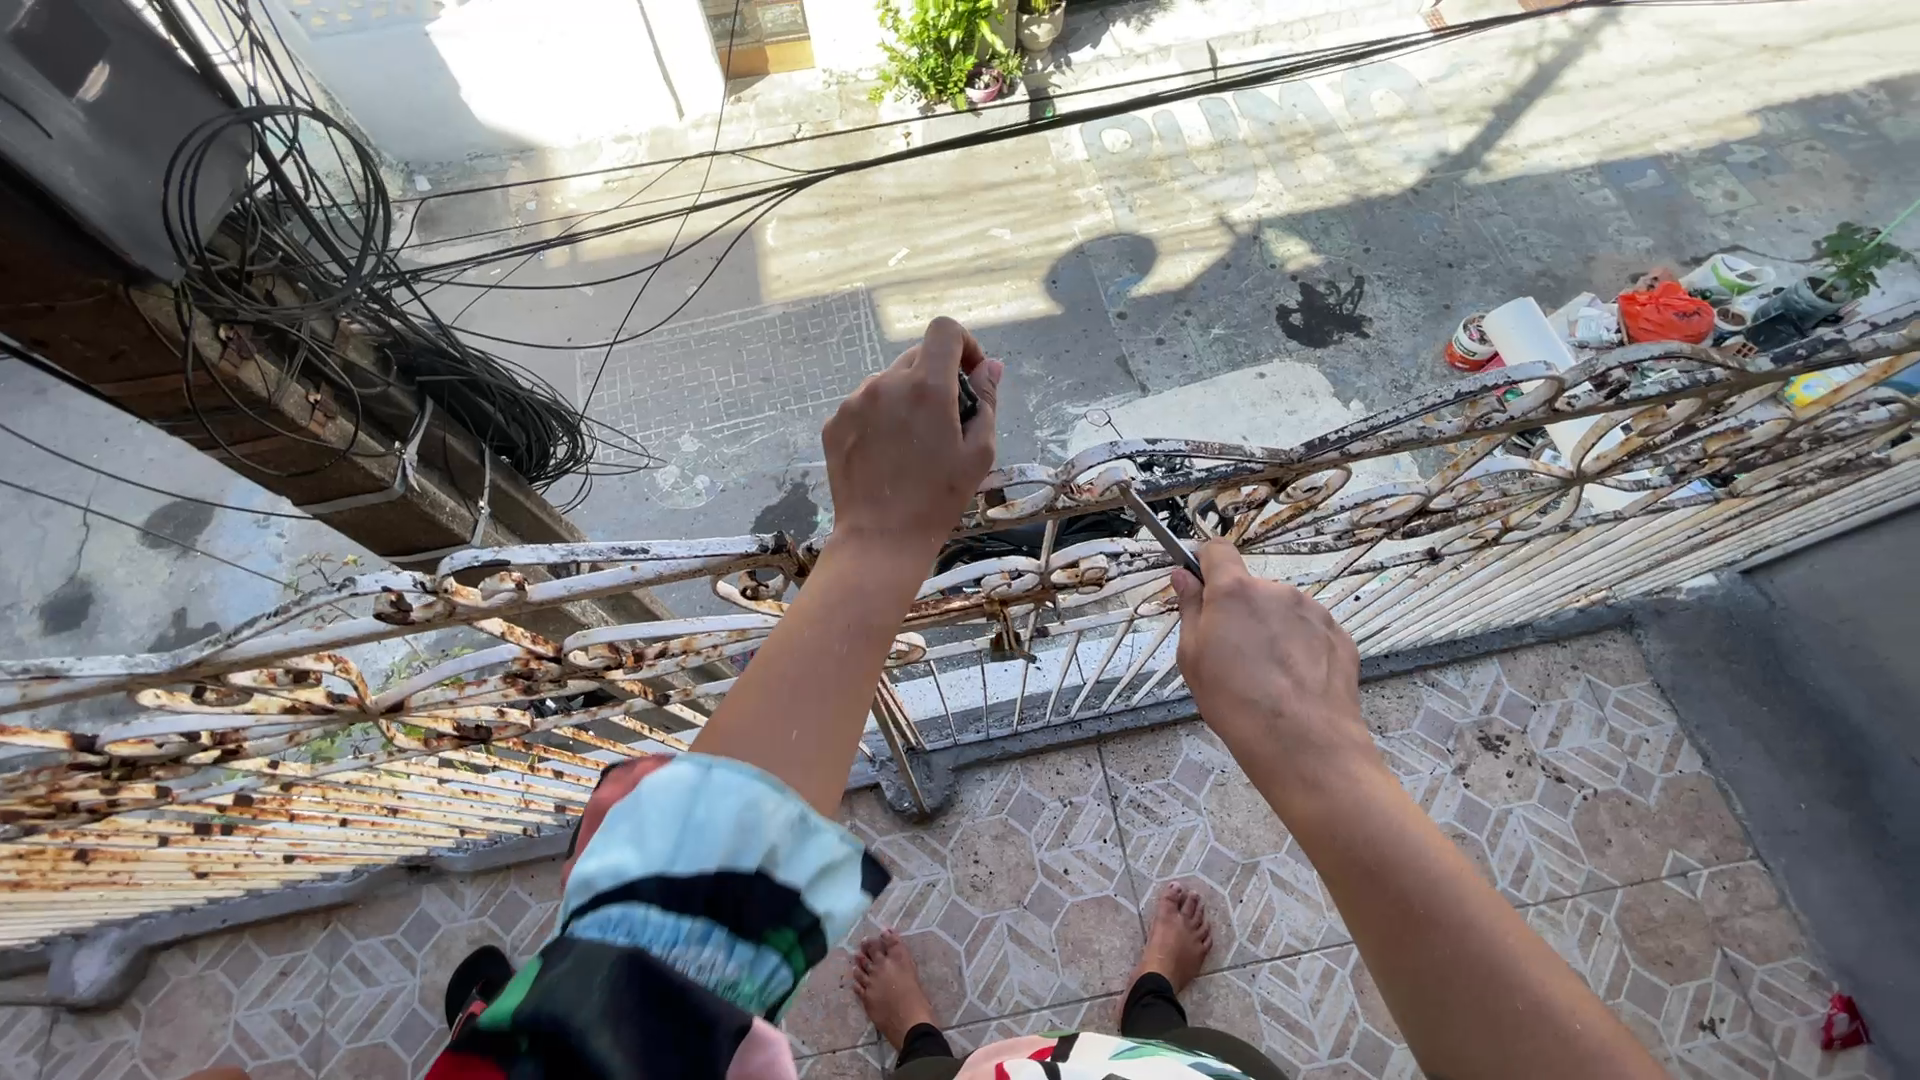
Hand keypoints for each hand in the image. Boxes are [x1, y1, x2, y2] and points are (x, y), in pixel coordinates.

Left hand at [822, 317, 1001, 559]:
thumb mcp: (978, 452)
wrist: (882, 537)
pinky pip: (864, 404)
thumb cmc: (938, 499)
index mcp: (927, 387)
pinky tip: (887, 453)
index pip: (944, 330)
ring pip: (889, 381)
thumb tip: (991, 366)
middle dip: (937, 377)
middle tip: (945, 420)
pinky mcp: (835, 422)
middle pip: (917, 356)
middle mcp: (886, 383)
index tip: (969, 374)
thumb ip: (986, 401)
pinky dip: (880, 417)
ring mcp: (855, 402)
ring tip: (913, 443)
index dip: (963, 344)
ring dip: (906, 398)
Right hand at [1171, 541, 1374, 801]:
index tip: (1201, 587)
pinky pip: (1310, 631)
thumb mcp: (1192, 657)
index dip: (1206, 564)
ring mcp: (1313, 611)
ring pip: (1281, 611)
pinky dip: (1300, 647)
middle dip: (1240, 610)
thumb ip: (1189, 609)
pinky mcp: (1340, 635)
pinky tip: (1295, 682)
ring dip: (1272, 629)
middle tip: (1233, 654)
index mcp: (1235, 592)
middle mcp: (1277, 591)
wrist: (1304, 742)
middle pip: (1250, 588)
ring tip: (1269, 675)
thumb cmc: (1234, 701)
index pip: (1217, 550)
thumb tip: (1182, 576)